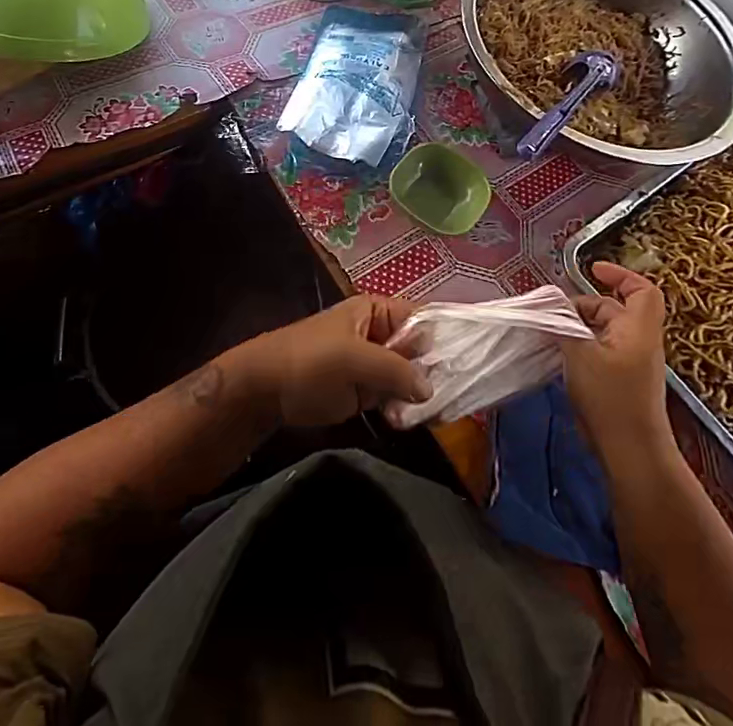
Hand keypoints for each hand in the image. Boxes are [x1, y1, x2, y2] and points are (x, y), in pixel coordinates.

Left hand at [219, 296, 430, 428]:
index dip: (445, 337)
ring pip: (412, 377)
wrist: (264, 390)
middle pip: (422, 351)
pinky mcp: (367, 392)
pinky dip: (404, 409)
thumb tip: (430, 389)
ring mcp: (374, 364)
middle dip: (434, 372)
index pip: (423, 318)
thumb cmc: (308, 361)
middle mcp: (381, 334)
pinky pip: (396, 397)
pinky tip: (404, 420)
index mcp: (377, 311)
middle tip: (451, 395)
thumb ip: (396, 370)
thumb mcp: (353, 358)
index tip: (468, 361)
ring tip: (426, 413)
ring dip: (419, 395)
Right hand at [563, 261, 670, 450]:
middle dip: (583, 306)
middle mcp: (638, 340)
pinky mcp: (619, 380)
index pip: (641, 289)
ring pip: (602, 330)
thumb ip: (564, 327)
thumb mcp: (580, 354)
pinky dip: (579, 346)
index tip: (591, 269)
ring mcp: (630, 362)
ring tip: (550, 333)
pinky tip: (558, 354)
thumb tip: (550, 310)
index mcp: (638, 328)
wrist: (630, 448)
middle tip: (553, 313)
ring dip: (577, 327)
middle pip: (613, 309)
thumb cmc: (610, 396)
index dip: (619, 274)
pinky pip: (599, 350)